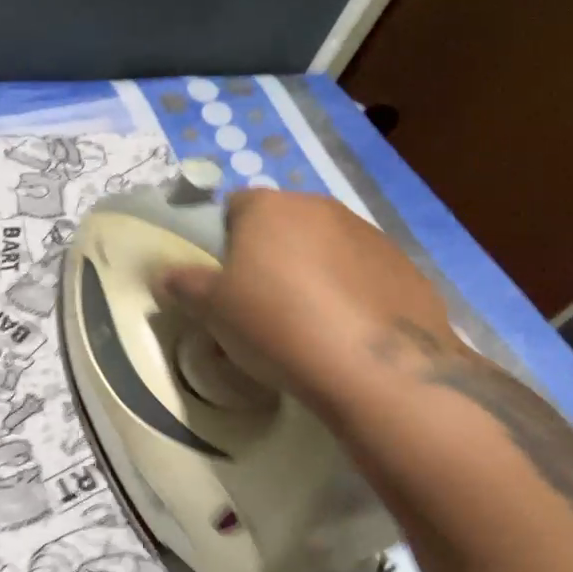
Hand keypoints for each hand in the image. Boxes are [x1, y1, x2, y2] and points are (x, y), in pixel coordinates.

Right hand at [160, 189, 461, 412]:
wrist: (372, 366)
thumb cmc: (273, 323)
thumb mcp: (210, 310)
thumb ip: (185, 285)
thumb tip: (167, 275)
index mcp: (269, 208)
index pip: (235, 206)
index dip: (224, 240)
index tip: (223, 279)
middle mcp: (321, 207)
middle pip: (283, 224)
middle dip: (270, 255)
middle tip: (258, 302)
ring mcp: (370, 235)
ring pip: (326, 247)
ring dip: (312, 272)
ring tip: (304, 322)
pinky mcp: (405, 268)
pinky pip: (362, 274)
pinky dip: (349, 293)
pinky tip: (342, 332)